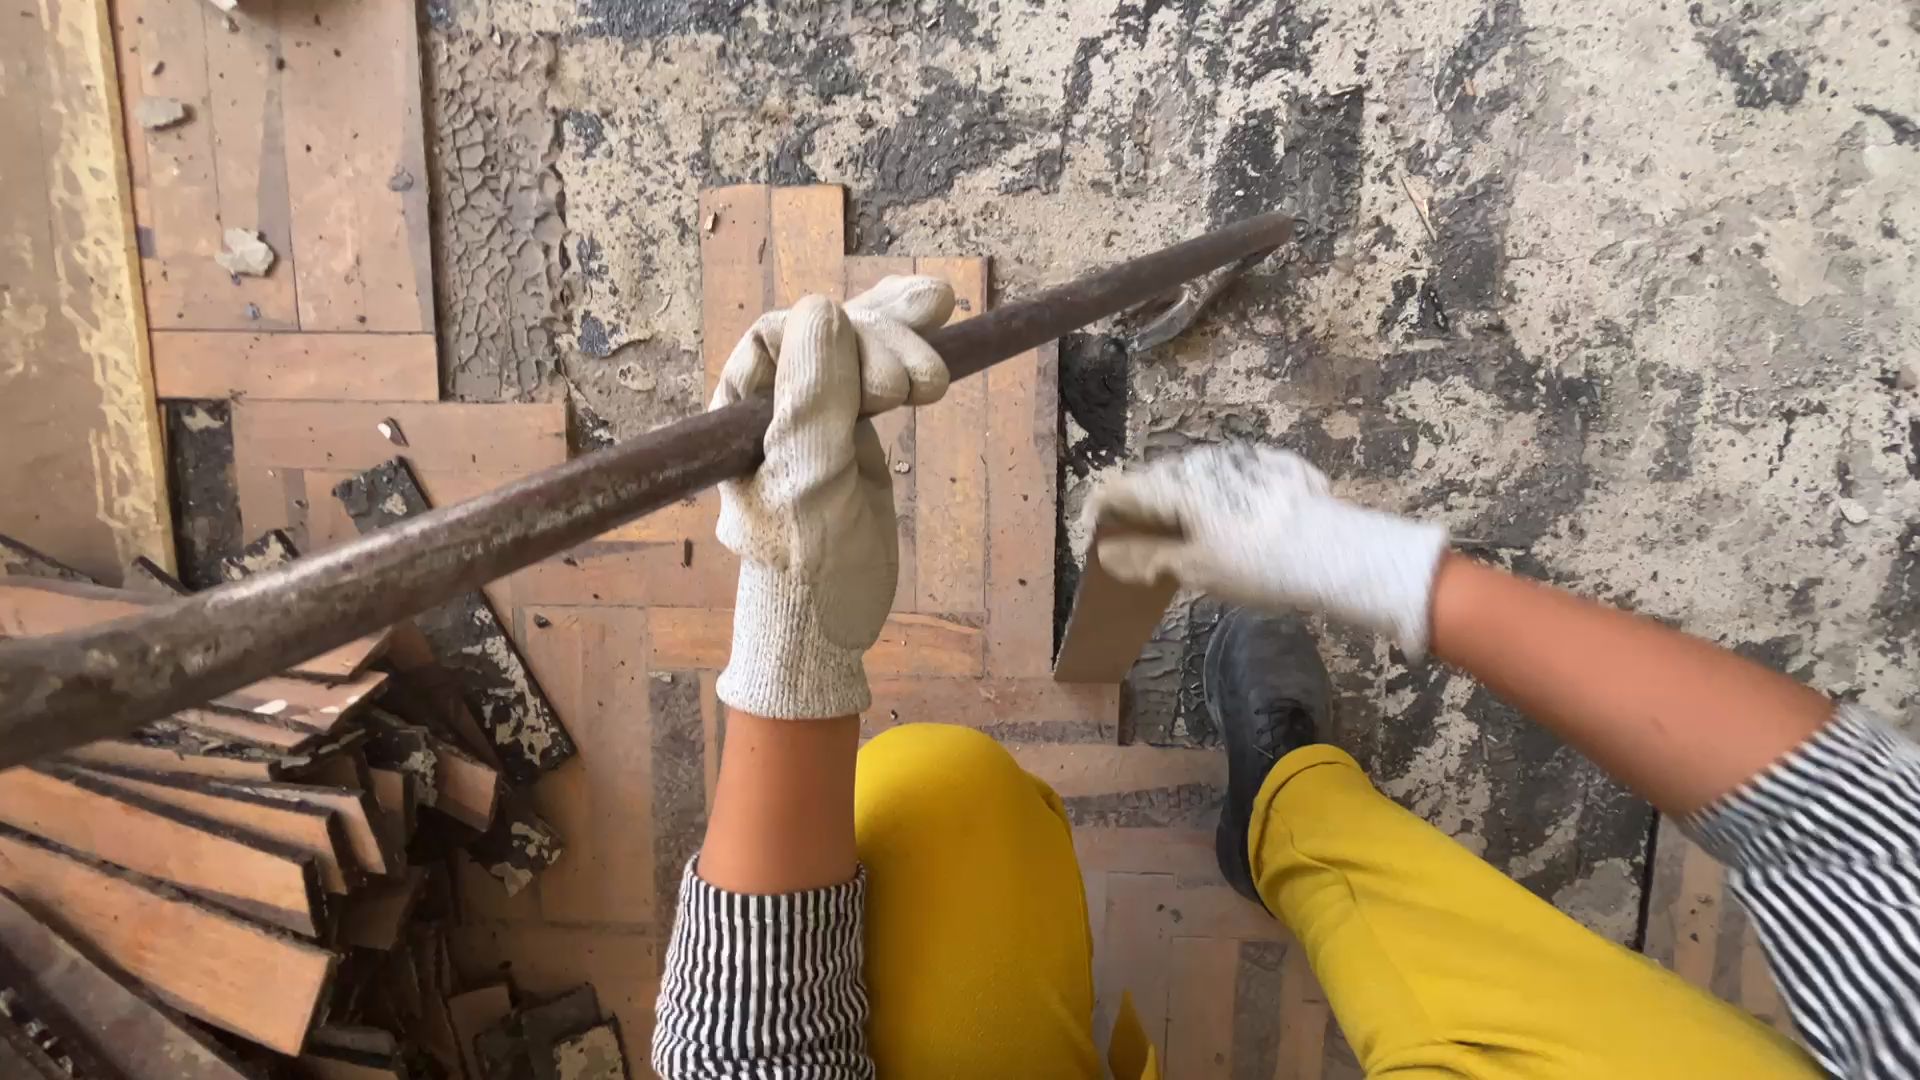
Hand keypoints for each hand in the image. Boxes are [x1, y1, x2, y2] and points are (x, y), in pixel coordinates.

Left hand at [711, 276, 954, 717]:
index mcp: (742, 417)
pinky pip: (876, 375)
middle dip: (881, 342)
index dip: (837, 343)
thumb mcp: (812, 485)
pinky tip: (936, 315)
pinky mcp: (853, 432)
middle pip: (826, 339)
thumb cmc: (811, 566)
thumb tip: (824, 308)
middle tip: (927, 383)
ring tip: (943, 305)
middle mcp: (775, 408)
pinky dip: (906, 347)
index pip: (780, 340)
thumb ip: (814, 401)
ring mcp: (818, 417)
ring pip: (855, 348)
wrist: (835, 620)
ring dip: (900, 330)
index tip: (889, 385)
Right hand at [1086, 444, 1449, 654]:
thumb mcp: (1195, 570)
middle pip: (1155, 482)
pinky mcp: (1272, 466)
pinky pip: (1228, 480)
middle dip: (1140, 512)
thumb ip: (1146, 557)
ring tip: (1187, 542)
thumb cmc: (1259, 565)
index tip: (1094, 538)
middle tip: (1140, 548)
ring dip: (1179, 507)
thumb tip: (1107, 552)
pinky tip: (1233, 530)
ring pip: (1193, 480)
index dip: (1098, 513)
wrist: (1343, 553)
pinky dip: (1216, 503)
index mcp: (1176, 484)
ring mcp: (1240, 459)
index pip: (1118, 489)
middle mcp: (1202, 462)